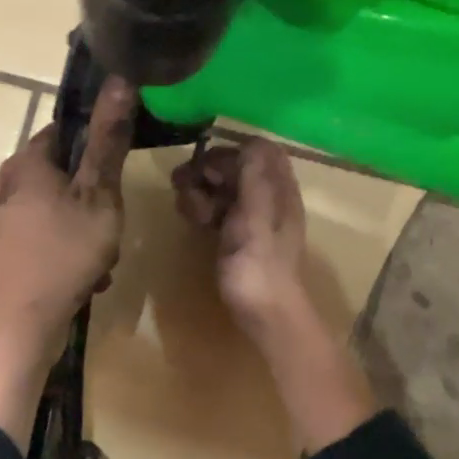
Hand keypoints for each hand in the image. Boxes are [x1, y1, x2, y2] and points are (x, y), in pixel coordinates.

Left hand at [0, 78, 137, 449]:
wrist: (18, 328)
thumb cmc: (62, 256)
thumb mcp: (97, 196)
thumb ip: (109, 142)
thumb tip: (121, 79)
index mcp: (25, 162)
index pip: (66, 130)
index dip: (99, 145)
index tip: (120, 172)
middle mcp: (8, 187)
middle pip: (65, 177)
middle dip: (96, 202)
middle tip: (113, 227)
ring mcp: (4, 225)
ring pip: (60, 215)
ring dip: (88, 236)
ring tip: (102, 263)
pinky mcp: (7, 258)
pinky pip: (49, 245)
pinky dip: (70, 258)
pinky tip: (86, 284)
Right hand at [174, 138, 377, 451]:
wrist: (268, 316)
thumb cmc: (259, 267)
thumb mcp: (256, 216)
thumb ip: (254, 177)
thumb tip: (248, 142)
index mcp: (277, 189)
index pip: (256, 149)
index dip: (226, 150)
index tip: (199, 165)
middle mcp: (268, 199)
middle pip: (236, 168)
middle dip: (207, 171)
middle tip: (180, 185)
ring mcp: (254, 221)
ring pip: (225, 190)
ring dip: (201, 192)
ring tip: (186, 210)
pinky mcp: (240, 241)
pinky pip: (220, 213)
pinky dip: (205, 211)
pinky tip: (193, 222)